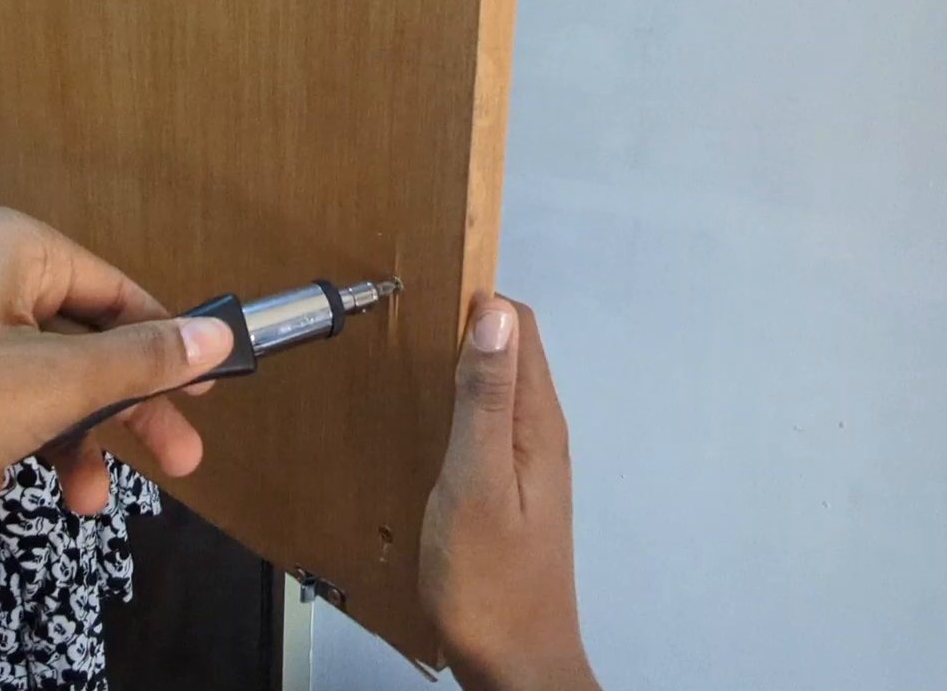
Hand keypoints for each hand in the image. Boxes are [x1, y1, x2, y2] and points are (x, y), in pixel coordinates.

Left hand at [0, 207, 231, 528]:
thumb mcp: (50, 385)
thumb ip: (140, 361)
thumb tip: (220, 336)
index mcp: (20, 249)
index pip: (120, 295)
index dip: (165, 348)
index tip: (202, 399)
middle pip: (78, 345)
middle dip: (116, 414)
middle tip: (174, 466)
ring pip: (28, 382)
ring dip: (51, 444)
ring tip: (69, 508)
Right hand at [420, 298, 597, 690]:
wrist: (515, 666)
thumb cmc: (488, 574)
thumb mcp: (477, 480)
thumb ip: (486, 398)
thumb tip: (495, 313)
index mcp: (537, 419)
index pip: (519, 326)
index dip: (479, 300)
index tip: (426, 294)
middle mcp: (540, 429)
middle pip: (512, 348)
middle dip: (468, 322)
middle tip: (406, 325)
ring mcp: (528, 457)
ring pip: (499, 380)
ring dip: (463, 357)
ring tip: (407, 358)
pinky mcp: (511, 481)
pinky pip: (490, 414)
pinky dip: (462, 394)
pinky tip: (427, 412)